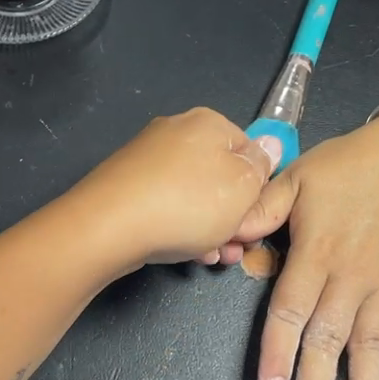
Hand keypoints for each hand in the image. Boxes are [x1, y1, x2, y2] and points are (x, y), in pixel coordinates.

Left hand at [64, 108, 279, 268]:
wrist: (108, 227)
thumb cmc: (188, 204)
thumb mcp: (243, 188)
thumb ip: (261, 168)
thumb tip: (270, 146)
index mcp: (208, 122)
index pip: (250, 151)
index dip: (258, 188)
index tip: (258, 219)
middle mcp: (176, 132)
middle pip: (220, 176)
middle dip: (233, 216)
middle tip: (235, 247)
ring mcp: (147, 158)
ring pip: (194, 196)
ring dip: (209, 228)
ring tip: (211, 257)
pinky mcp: (126, 185)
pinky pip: (166, 205)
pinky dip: (179, 227)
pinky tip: (184, 253)